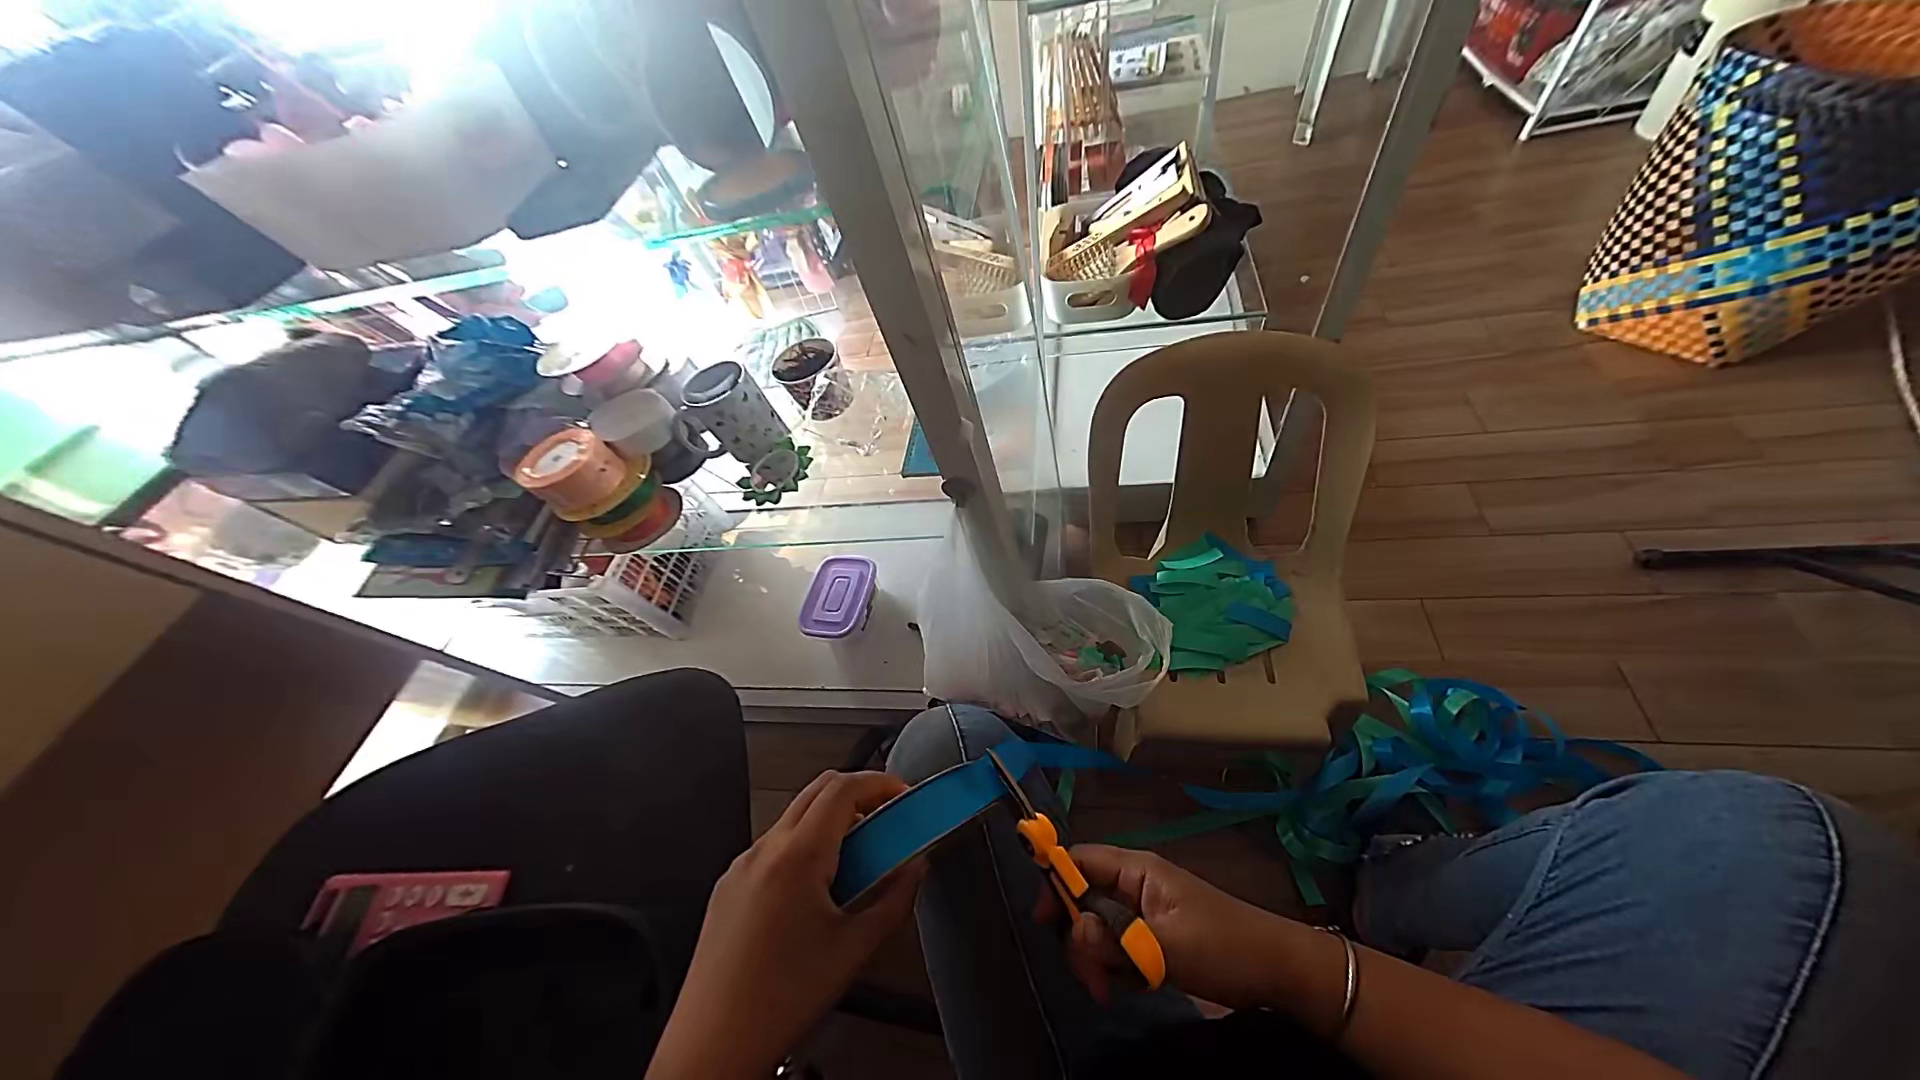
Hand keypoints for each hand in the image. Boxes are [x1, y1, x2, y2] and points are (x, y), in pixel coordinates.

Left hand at [646, 771, 925, 1079]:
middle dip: (859, 793)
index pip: (843, 787)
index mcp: (797, 857)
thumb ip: (895, 899)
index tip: (902, 795)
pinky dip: (806, 844)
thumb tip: (914, 870)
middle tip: (887, 817)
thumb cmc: (775, 1002)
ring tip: (860, 858)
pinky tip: (821, 887)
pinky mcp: (730, 885)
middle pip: (818, 789)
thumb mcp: (854, 948)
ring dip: (832, 820)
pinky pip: (775, 844)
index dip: (880, 782)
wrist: (711, 1046)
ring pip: (795, 816)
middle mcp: (765, 850)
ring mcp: (743, 865)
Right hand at [1064, 843, 1302, 1008]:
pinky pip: (1114, 945)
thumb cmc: (1224, 946)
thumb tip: (1074, 931)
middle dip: (1078, 936)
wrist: (1277, 970)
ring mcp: (1141, 911)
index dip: (1055, 881)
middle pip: (1082, 898)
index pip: (1080, 860)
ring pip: (1096, 926)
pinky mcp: (1149, 937)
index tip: (1041, 919)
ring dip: (1094, 957)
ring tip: (1107, 990)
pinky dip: (1111, 966)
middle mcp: (1132, 884)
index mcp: (1136, 869)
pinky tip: (1120, 988)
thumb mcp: (1170, 946)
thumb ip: (1118, 939)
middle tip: (1090, 977)